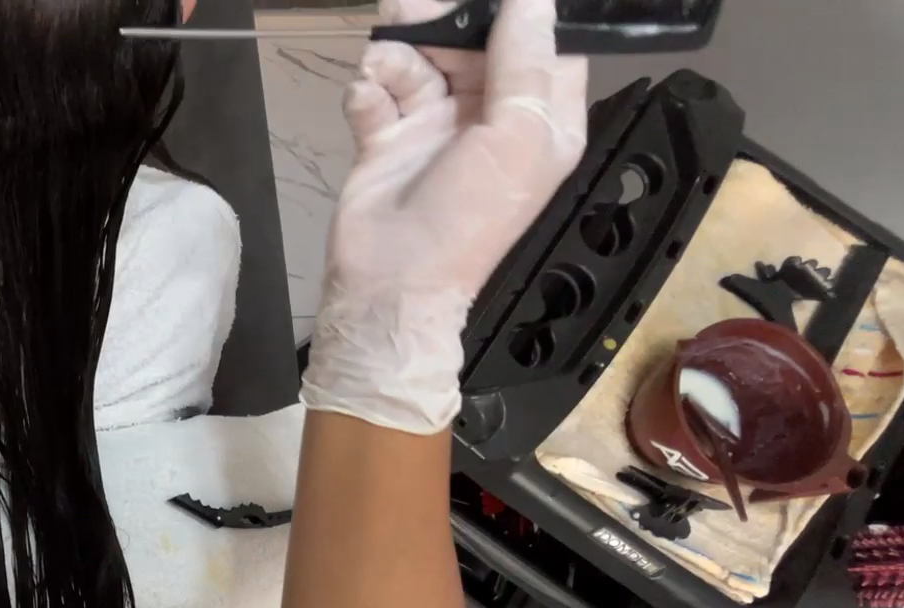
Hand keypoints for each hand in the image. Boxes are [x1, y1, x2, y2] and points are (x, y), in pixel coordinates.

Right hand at [301, 0, 589, 434]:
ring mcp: (430, 131)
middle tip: (415, 4)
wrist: (390, 284)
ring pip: (419, 65)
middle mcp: (483, 117)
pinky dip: (367, 92)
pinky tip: (364, 97)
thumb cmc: (468, 217)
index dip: (520, 11)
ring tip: (381, 52)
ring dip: (399, 51)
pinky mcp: (383, 146)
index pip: (540, 41)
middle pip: (473, 44)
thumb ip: (525, 62)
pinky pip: (376, 100)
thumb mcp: (519, 136)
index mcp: (535, 117)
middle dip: (447, 20)